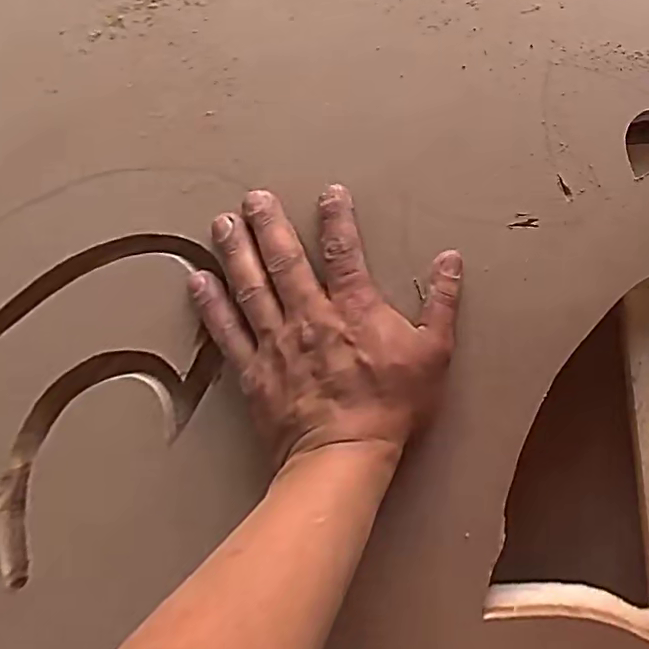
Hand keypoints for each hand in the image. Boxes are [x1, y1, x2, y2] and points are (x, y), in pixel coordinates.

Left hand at [188, 185, 461, 467]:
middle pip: (287, 262)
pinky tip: (198, 280)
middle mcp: (312, 317)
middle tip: (256, 196)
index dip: (337, 219)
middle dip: (272, 225)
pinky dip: (212, 305)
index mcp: (356, 309)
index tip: (330, 192)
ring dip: (236, 252)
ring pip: (253, 288)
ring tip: (223, 222)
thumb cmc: (394, 403)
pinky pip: (229, 332)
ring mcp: (279, 343)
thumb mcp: (434, 351)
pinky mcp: (255, 371)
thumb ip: (442, 302)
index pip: (345, 253)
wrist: (345, 455)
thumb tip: (450, 260)